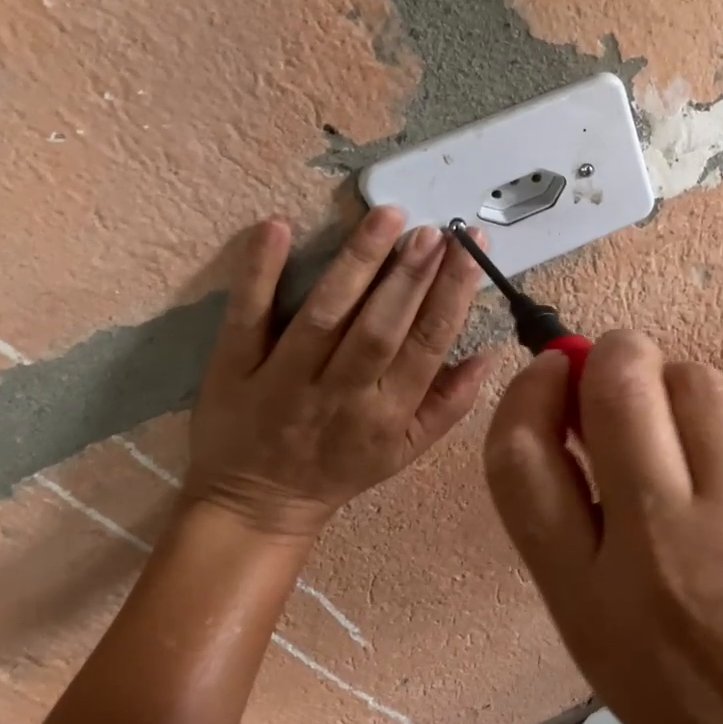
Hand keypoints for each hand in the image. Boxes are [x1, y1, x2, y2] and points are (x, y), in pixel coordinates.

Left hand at [186, 207, 493, 538]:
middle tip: (436, 230)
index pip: (428, 343)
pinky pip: (248, 316)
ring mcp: (283, 378)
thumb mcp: (406, 451)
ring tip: (388, 217)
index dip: (453, 293)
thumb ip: (449, 404)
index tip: (470, 249)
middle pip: (382, 326)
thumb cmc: (341, 470)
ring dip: (357, 262)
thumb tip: (489, 354)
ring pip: (326, 314)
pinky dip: (260, 272)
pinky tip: (277, 227)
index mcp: (387, 413)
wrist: (254, 506)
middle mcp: (340, 393)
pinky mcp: (233, 368)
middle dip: (412, 275)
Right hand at [483, 332, 722, 723]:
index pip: (520, 459)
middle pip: (617, 389)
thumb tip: (572, 416)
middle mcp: (657, 546)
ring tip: (684, 416)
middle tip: (623, 370)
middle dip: (613, 353)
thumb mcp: (605, 634)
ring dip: (675, 378)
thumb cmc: (700, 697)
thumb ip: (578, 527)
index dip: (526, 395)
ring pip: (693, 381)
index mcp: (587, 597)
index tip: (549, 373)